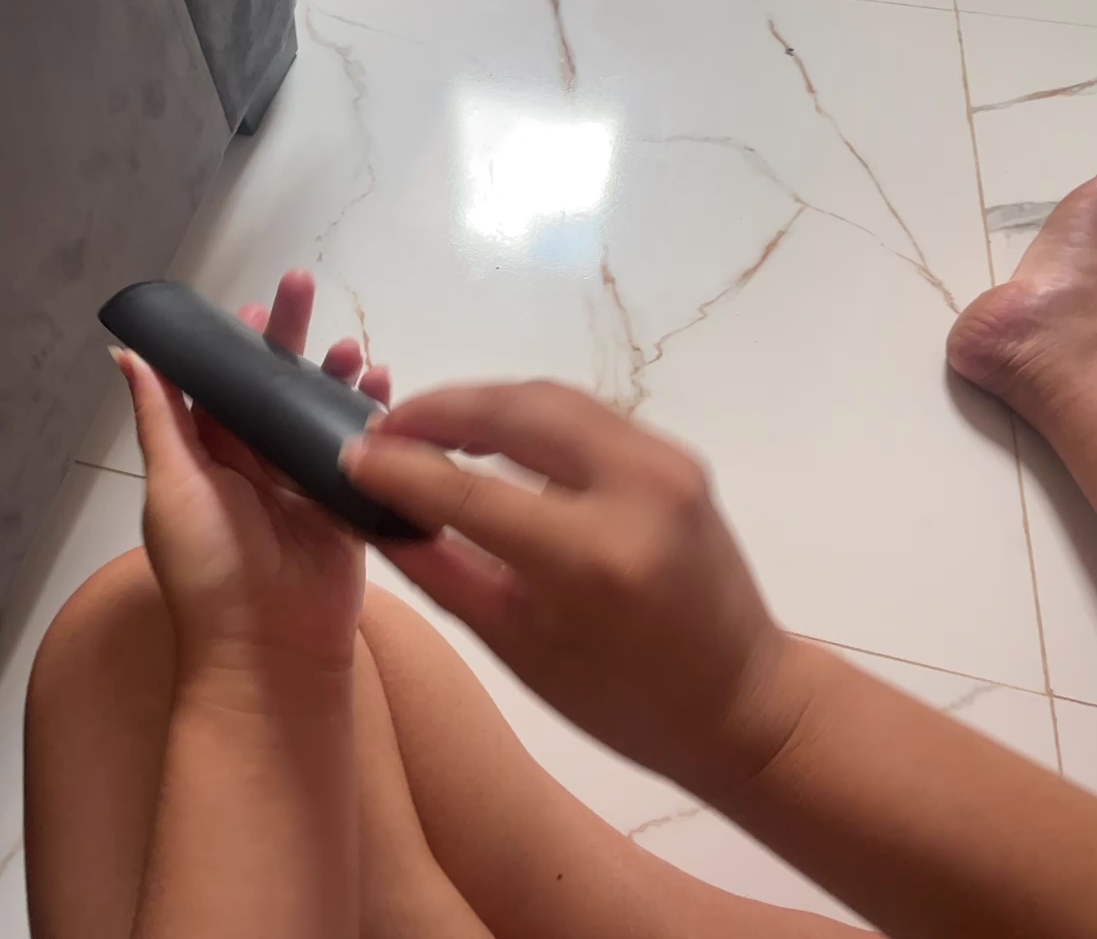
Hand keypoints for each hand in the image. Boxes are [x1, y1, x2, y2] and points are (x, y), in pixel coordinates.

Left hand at [117, 270, 391, 672]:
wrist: (271, 643)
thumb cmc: (211, 563)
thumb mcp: (174, 487)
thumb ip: (161, 419)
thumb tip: (127, 354)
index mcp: (211, 454)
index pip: (222, 384)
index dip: (236, 345)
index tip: (254, 309)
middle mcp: (257, 459)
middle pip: (275, 386)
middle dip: (290, 339)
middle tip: (304, 286)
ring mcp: (303, 476)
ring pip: (320, 409)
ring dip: (334, 374)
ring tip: (351, 350)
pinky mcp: (344, 496)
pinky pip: (358, 445)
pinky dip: (372, 413)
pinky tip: (383, 388)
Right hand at [341, 381, 796, 795]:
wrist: (744, 699)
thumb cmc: (621, 700)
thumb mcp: (516, 646)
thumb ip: (440, 570)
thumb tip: (378, 512)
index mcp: (593, 558)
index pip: (471, 489)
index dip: (401, 466)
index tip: (352, 453)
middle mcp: (635, 487)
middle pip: (515, 410)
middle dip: (439, 408)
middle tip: (386, 426)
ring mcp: (665, 459)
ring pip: (549, 396)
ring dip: (480, 403)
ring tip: (427, 426)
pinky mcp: (674, 452)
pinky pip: (581, 412)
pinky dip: (524, 413)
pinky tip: (489, 434)